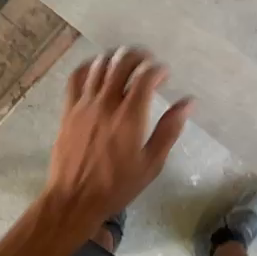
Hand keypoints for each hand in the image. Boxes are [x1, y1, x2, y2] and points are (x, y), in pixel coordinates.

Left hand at [42, 49, 192, 232]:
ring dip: (115, 57)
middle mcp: (106, 103)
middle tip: (147, 62)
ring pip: (99, 65)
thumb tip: (188, 103)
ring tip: (125, 62)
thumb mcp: (151, 164)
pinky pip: (76, 78)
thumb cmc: (117, 186)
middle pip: (122, 63)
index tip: (164, 75)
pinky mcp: (68, 110)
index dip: (157, 70)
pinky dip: (88, 66)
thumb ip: (169, 130)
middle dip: (138, 56)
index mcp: (130, 116)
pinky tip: (97, 68)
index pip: (145, 76)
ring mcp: (84, 105)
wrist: (75, 199)